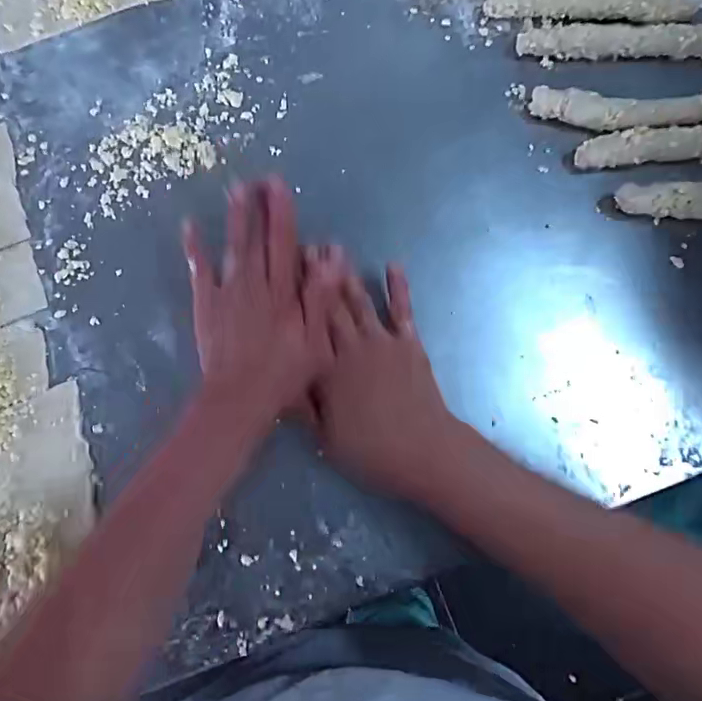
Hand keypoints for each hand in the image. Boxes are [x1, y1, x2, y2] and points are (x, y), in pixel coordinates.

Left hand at [183, 176, 324, 429]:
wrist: (239, 396)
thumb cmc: (283, 373)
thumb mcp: (315, 340)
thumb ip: (321, 296)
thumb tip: (333, 256)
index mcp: (283, 291)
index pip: (284, 243)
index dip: (282, 213)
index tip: (279, 186)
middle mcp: (255, 283)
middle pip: (258, 238)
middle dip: (259, 206)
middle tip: (257, 179)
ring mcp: (228, 291)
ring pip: (233, 247)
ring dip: (234, 218)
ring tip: (235, 190)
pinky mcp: (207, 303)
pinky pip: (200, 270)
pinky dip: (195, 248)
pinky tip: (189, 225)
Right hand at [301, 249, 466, 500]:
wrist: (424, 451)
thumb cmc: (369, 449)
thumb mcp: (324, 434)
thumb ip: (301, 404)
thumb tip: (277, 381)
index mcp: (324, 367)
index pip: (304, 325)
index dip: (294, 297)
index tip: (283, 272)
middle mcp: (348, 346)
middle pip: (329, 305)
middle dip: (317, 276)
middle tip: (307, 248)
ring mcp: (380, 340)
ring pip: (358, 301)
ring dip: (347, 276)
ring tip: (335, 250)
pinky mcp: (408, 343)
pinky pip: (401, 310)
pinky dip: (397, 288)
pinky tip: (392, 266)